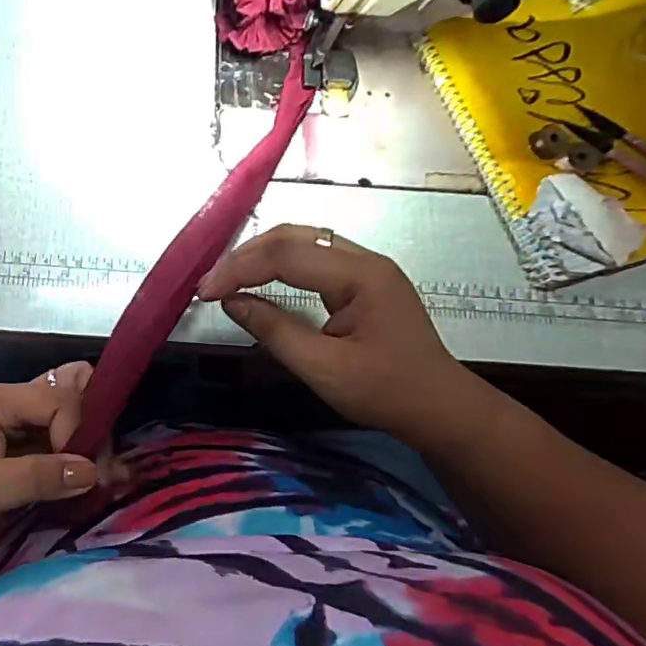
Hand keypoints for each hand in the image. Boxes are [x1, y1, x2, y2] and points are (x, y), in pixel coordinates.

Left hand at [0, 362, 99, 548]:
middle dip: (96, 425)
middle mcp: (21, 404)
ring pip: (76, 414)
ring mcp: (26, 426)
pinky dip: (86, 454)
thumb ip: (37, 477)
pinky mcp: (30, 450)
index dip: (78, 432)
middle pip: (76, 393)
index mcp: (5, 400)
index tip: (82, 472)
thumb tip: (92, 471)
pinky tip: (99, 474)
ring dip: (95, 439)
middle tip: (105, 465)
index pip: (62, 401)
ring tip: (107, 471)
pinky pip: (68, 440)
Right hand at [198, 225, 475, 444]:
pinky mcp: (365, 281)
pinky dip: (281, 266)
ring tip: (227, 279)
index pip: (286, 254)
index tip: (205, 293)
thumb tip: (231, 303)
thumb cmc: (386, 393)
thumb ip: (274, 331)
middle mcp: (364, 259)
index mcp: (360, 275)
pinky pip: (315, 259)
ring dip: (262, 256)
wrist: (440, 408)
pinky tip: (261, 280)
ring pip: (304, 242)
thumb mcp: (323, 368)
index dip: (240, 269)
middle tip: (210, 283)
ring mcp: (367, 268)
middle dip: (246, 255)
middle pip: (294, 236)